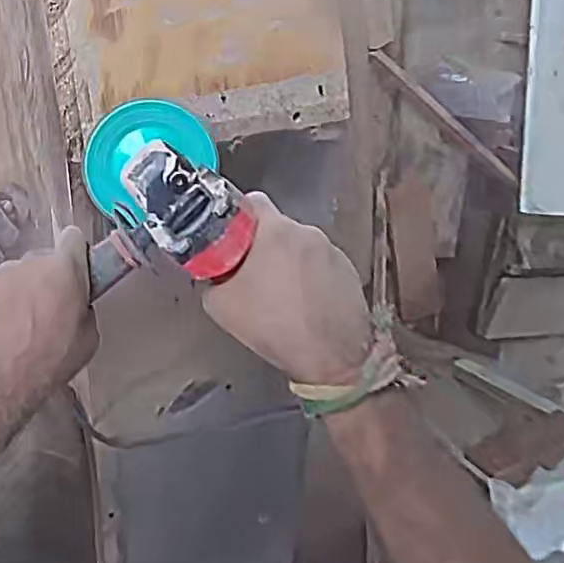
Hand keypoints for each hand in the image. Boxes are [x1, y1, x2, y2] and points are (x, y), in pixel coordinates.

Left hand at [0, 225, 98, 400]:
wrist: (3, 372)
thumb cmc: (51, 357)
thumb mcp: (89, 336)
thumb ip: (84, 306)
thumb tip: (77, 302)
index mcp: (65, 267)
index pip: (74, 238)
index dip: (76, 254)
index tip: (75, 272)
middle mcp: (33, 260)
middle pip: (45, 259)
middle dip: (49, 277)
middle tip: (50, 308)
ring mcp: (5, 269)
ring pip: (21, 272)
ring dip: (24, 288)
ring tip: (22, 321)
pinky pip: (0, 284)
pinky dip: (2, 297)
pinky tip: (3, 323)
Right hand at [202, 192, 370, 386]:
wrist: (333, 361)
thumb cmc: (272, 325)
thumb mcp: (219, 303)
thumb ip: (212, 275)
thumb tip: (215, 269)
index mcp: (276, 231)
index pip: (252, 201)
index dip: (236, 216)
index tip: (229, 237)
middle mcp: (308, 233)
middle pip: (276, 227)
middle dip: (261, 244)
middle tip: (248, 272)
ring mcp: (333, 252)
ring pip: (298, 246)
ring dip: (286, 260)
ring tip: (278, 294)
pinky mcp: (351, 273)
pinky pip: (319, 264)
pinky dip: (308, 276)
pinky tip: (302, 304)